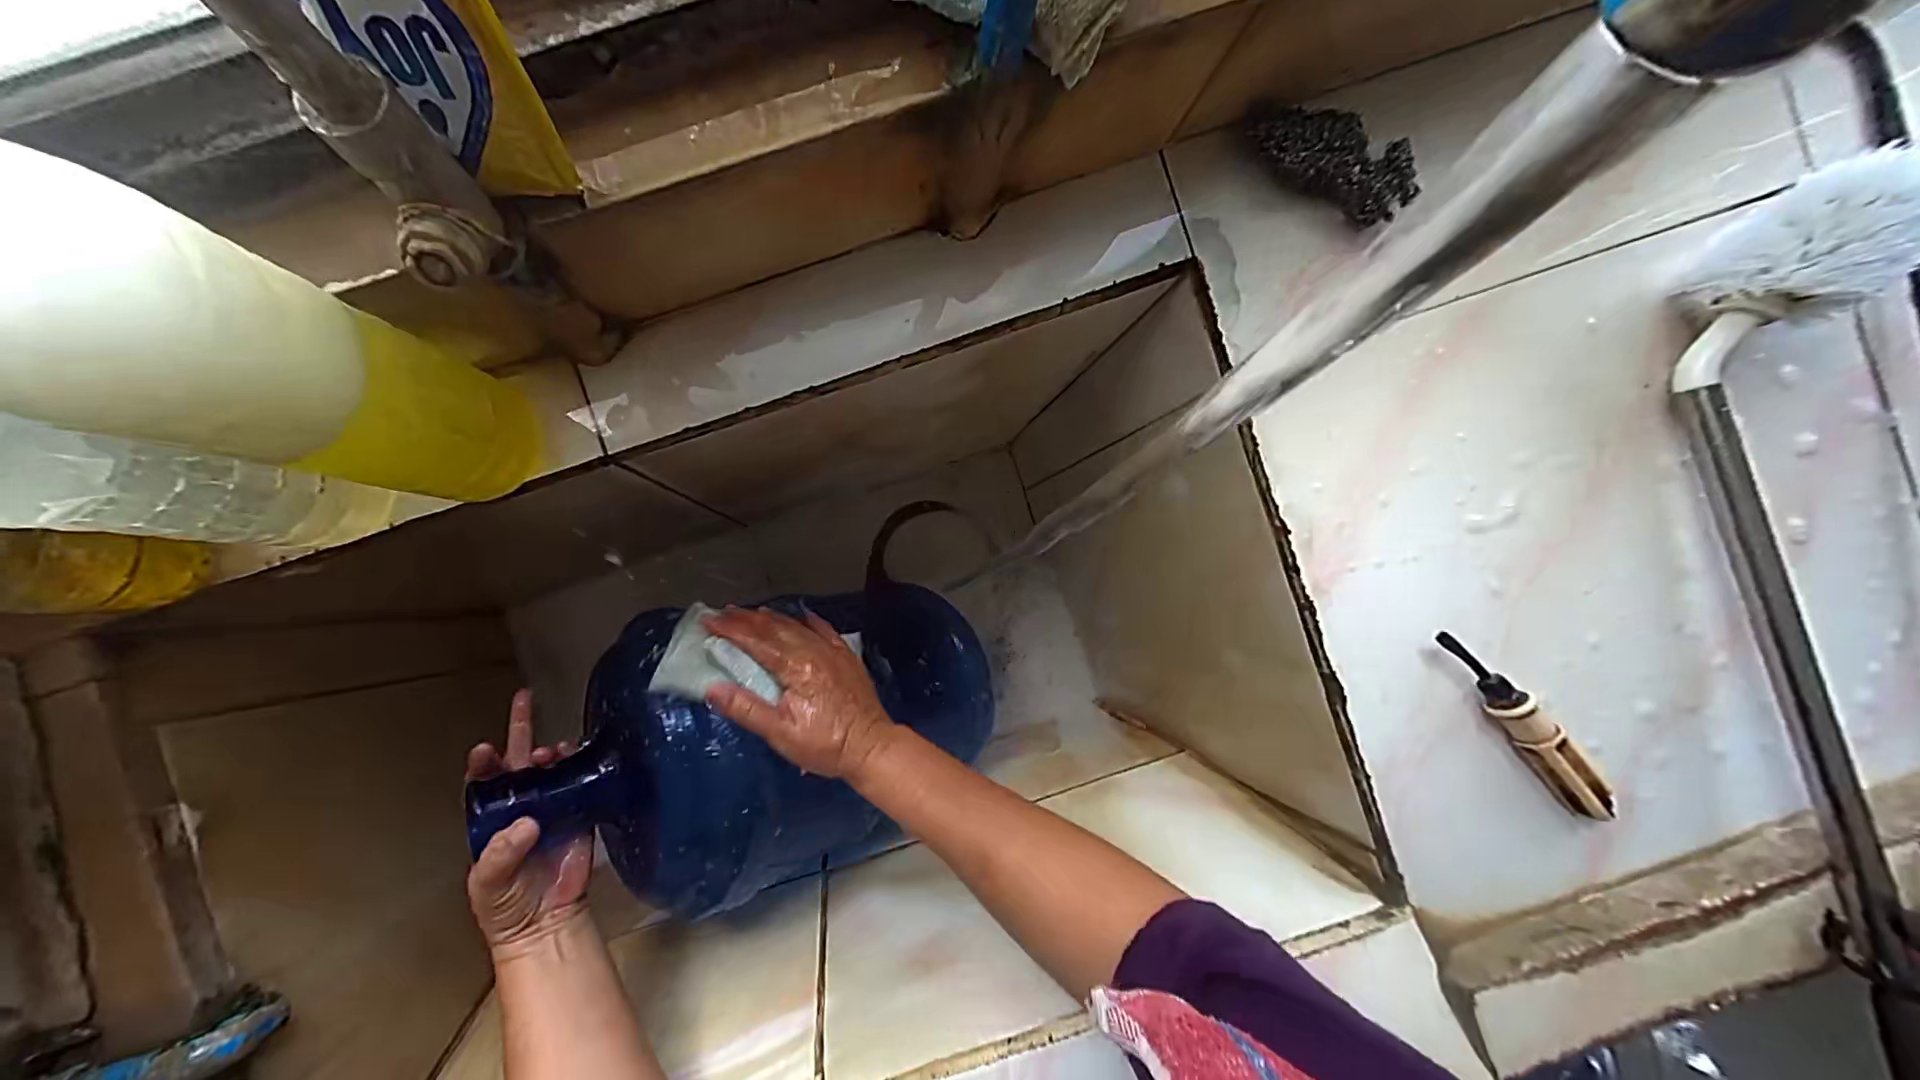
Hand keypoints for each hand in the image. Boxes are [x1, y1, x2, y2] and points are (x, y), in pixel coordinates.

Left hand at [465, 689, 593, 955]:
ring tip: (554, 750)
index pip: (486, 783)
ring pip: (553, 769)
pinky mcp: (581, 815)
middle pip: (520, 762)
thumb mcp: (488, 885)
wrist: (546, 922)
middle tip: (525, 699)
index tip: (486, 750)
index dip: (486, 764)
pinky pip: (584, 785)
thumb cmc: (506, 906)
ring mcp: (553, 808)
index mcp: (492, 821)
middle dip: (521, 730)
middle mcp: (522, 806)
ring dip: (553, 754)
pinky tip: (582, 758)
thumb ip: (500, 855)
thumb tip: (527, 822)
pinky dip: (584, 769)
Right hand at [703, 607, 897, 779]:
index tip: (709, 622)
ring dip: (773, 618)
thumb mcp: (780, 733)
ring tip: (752, 613)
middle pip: (775, 629)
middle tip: (723, 613)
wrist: (871, 746)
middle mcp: (815, 652)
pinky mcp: (847, 658)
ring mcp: (833, 652)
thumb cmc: (825, 745)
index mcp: (796, 668)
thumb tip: (713, 689)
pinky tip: (803, 615)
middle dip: (746, 619)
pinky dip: (809, 621)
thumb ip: (746, 708)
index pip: (757, 642)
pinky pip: (825, 631)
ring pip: (798, 626)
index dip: (731, 630)